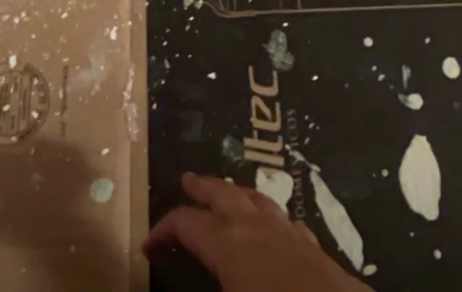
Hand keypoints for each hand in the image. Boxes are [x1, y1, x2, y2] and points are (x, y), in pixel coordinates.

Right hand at [144, 173, 369, 291]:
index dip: (163, 230)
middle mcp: (256, 227)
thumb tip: (193, 271)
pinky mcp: (314, 246)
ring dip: (235, 194)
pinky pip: (284, 219)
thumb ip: (204, 284)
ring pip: (256, 200)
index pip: (187, 223)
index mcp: (228, 243)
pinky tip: (271, 225)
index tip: (148, 246)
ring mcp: (289, 233)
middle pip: (223, 195)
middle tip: (186, 180)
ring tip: (224, 193)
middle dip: (202, 187)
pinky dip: (268, 215)